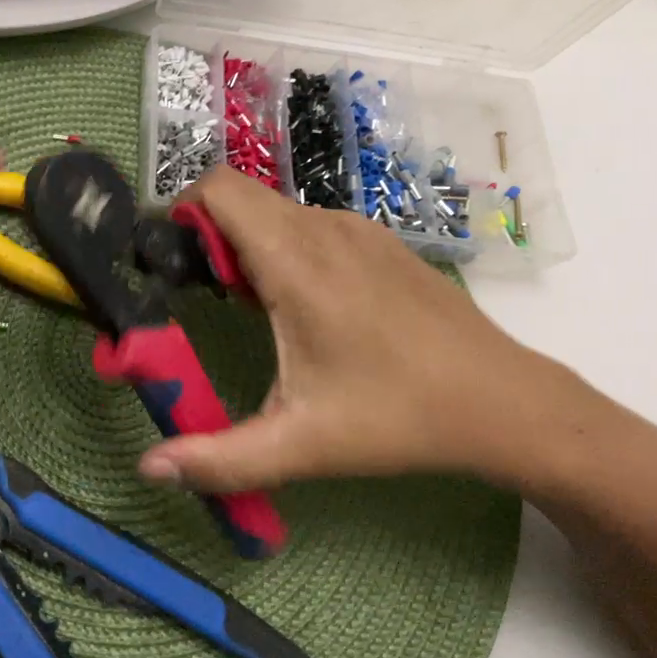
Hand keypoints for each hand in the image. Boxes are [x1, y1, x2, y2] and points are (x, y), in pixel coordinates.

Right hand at [139, 168, 599, 494]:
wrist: (508, 404)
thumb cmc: (399, 418)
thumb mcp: (302, 445)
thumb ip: (220, 458)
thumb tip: (148, 469)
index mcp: (295, 261)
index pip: (218, 188)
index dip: (179, 211)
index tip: (169, 261)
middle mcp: (324, 228)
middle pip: (238, 196)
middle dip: (205, 232)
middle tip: (204, 294)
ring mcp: (357, 229)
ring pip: (273, 210)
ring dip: (245, 243)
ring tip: (254, 309)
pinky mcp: (380, 240)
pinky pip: (308, 224)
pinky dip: (283, 247)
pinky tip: (305, 308)